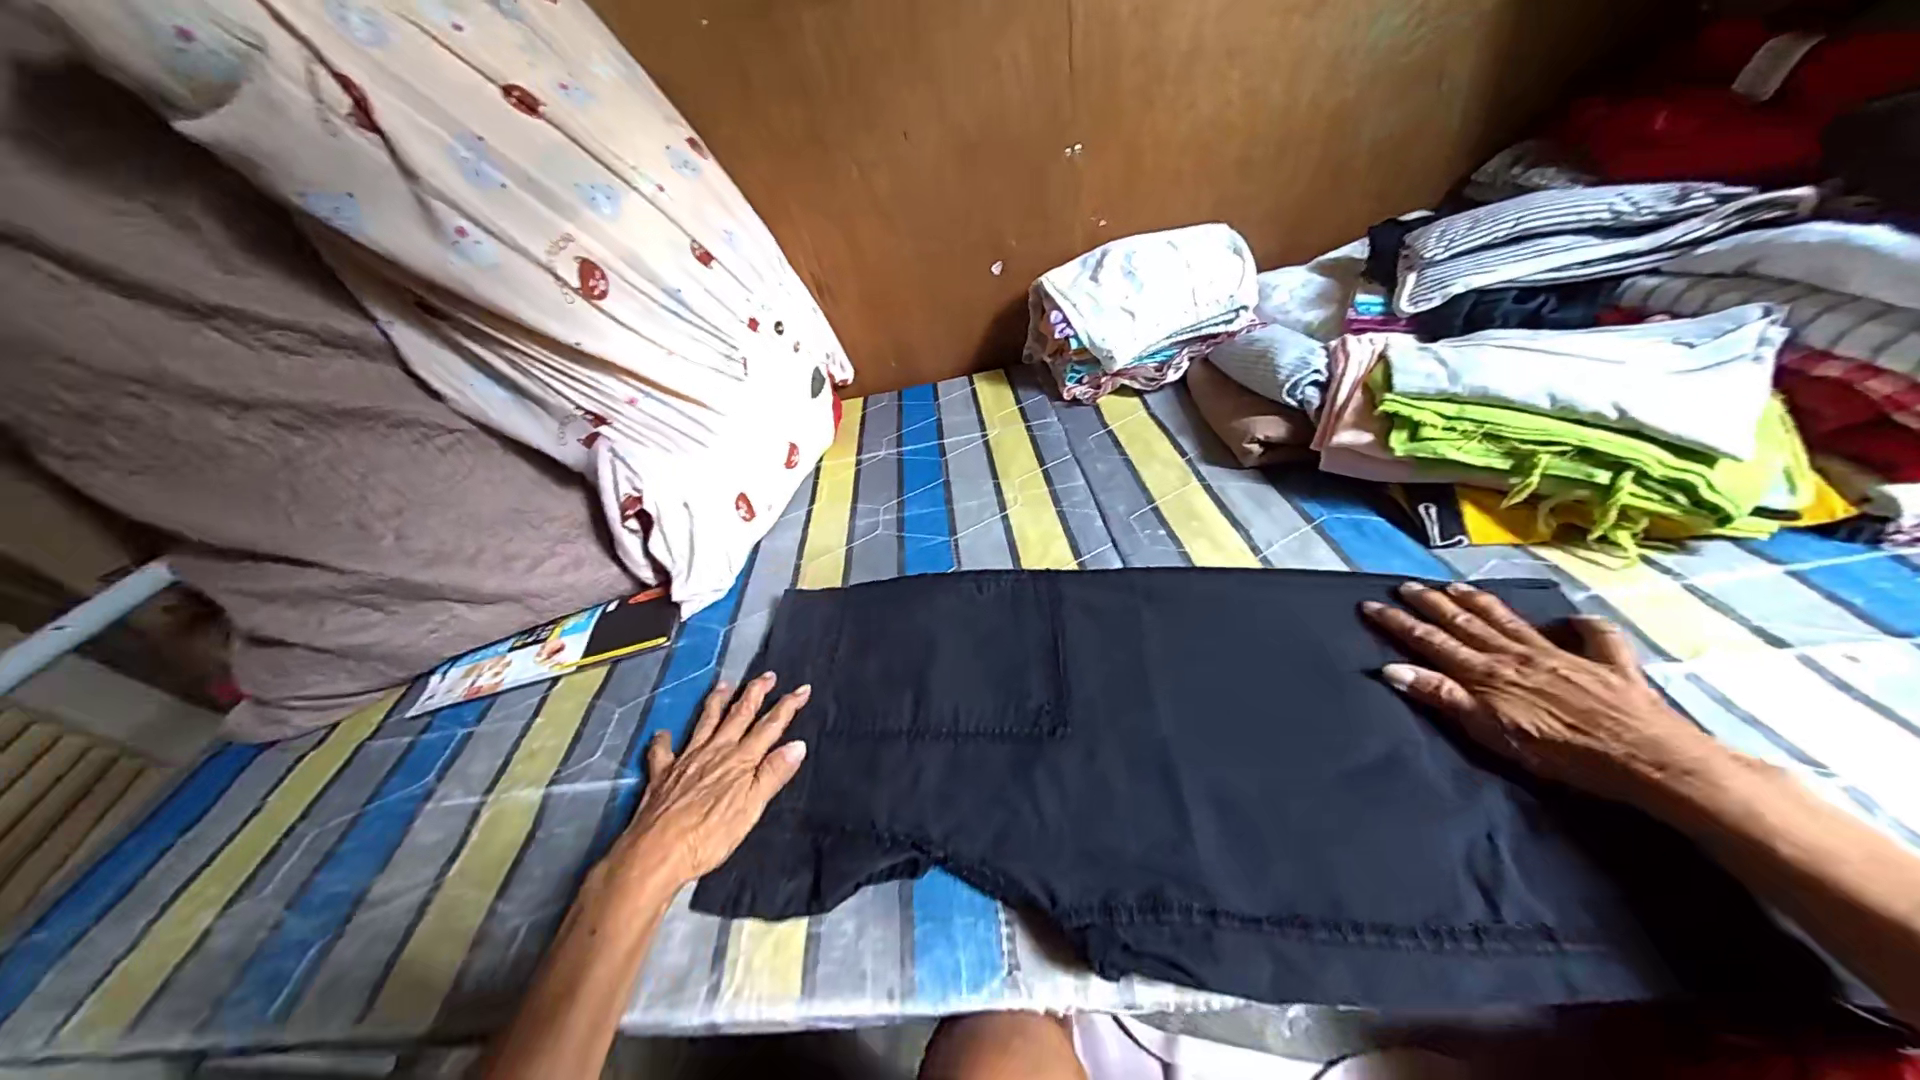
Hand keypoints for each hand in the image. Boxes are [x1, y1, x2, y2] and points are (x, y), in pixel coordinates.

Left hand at [606, 672, 810, 888]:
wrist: (657, 852)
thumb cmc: (709, 836)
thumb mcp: (751, 808)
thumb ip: (773, 774)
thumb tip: (797, 745)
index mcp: (740, 761)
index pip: (770, 727)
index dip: (788, 706)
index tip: (802, 689)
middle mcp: (715, 752)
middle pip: (739, 716)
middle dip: (755, 693)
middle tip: (767, 676)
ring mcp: (687, 760)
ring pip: (705, 723)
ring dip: (717, 702)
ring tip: (725, 685)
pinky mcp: (662, 774)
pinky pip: (662, 751)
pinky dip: (663, 740)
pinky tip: (663, 733)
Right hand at [1361, 581, 1725, 808]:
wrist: (1651, 761)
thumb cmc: (1563, 755)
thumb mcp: (1490, 732)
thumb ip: (1443, 697)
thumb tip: (1392, 668)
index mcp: (1487, 672)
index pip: (1431, 641)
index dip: (1398, 622)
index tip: (1371, 605)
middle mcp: (1518, 655)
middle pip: (1465, 623)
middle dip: (1431, 604)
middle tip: (1406, 586)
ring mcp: (1564, 656)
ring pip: (1511, 622)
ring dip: (1480, 603)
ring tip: (1455, 586)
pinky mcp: (1609, 666)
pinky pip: (1595, 637)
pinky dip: (1582, 625)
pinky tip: (1574, 618)